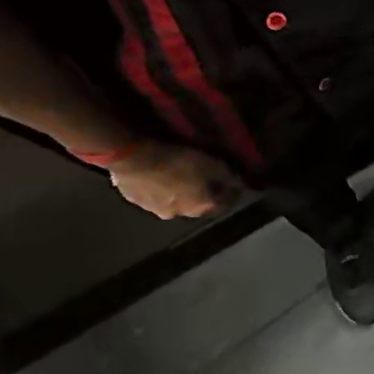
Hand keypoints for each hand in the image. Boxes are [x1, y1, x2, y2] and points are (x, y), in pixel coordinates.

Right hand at [105, 140, 243, 218]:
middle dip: (206, 195)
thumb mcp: (212, 164)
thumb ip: (227, 176)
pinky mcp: (135, 201)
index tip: (237, 187)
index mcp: (198, 207)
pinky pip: (153, 196)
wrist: (134, 160)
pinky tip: (159, 177)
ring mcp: (154, 210)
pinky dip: (160, 189)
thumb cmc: (179, 162)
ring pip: (174, 203)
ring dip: (181, 193)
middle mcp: (178, 214)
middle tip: (209, 182)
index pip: (222, 206)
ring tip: (182, 179)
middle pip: (198, 206)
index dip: (231, 195)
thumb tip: (239, 184)